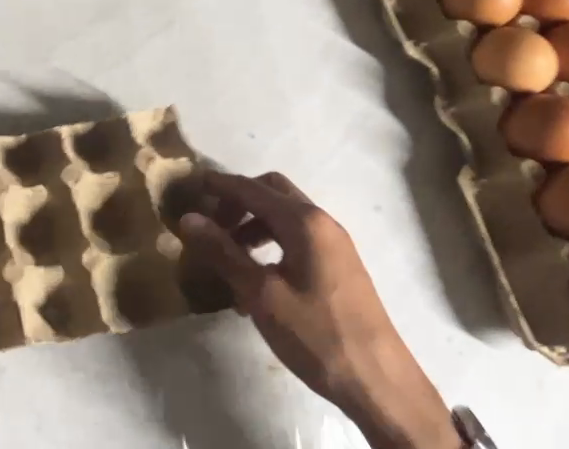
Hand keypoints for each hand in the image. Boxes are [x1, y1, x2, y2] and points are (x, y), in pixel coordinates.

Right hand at [180, 172, 457, 448]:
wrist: (379, 383)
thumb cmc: (316, 335)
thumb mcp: (260, 294)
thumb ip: (223, 252)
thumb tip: (188, 218)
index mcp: (304, 222)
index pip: (252, 189)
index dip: (219, 185)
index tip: (191, 185)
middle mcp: (322, 223)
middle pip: (273, 192)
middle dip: (238, 201)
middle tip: (211, 223)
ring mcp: (335, 246)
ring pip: (285, 218)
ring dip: (253, 225)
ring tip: (228, 256)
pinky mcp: (340, 268)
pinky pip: (298, 239)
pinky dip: (272, 243)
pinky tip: (257, 278)